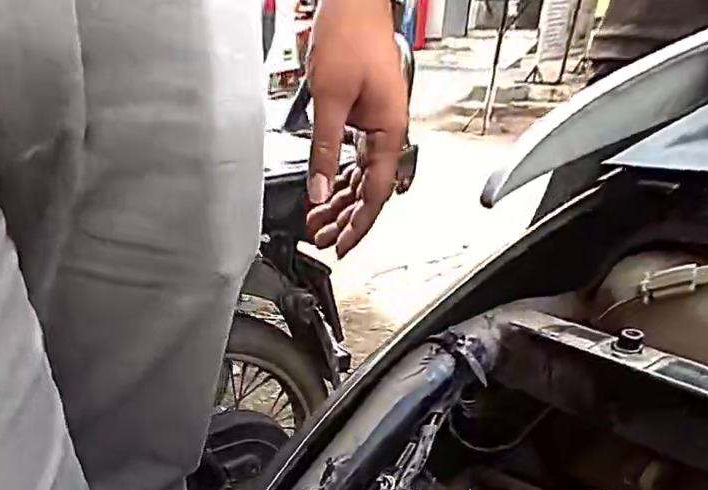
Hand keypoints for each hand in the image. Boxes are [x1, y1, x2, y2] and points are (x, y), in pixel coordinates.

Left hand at [305, 0, 408, 255]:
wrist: (353, 0)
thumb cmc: (351, 33)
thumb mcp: (330, 100)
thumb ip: (323, 151)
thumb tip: (318, 191)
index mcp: (388, 131)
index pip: (375, 195)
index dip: (358, 226)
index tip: (342, 246)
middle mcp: (386, 133)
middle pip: (368, 192)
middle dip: (345, 219)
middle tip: (322, 238)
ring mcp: (375, 127)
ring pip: (359, 179)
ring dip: (338, 202)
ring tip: (318, 221)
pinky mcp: (362, 120)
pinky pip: (353, 161)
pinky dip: (337, 179)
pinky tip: (324, 192)